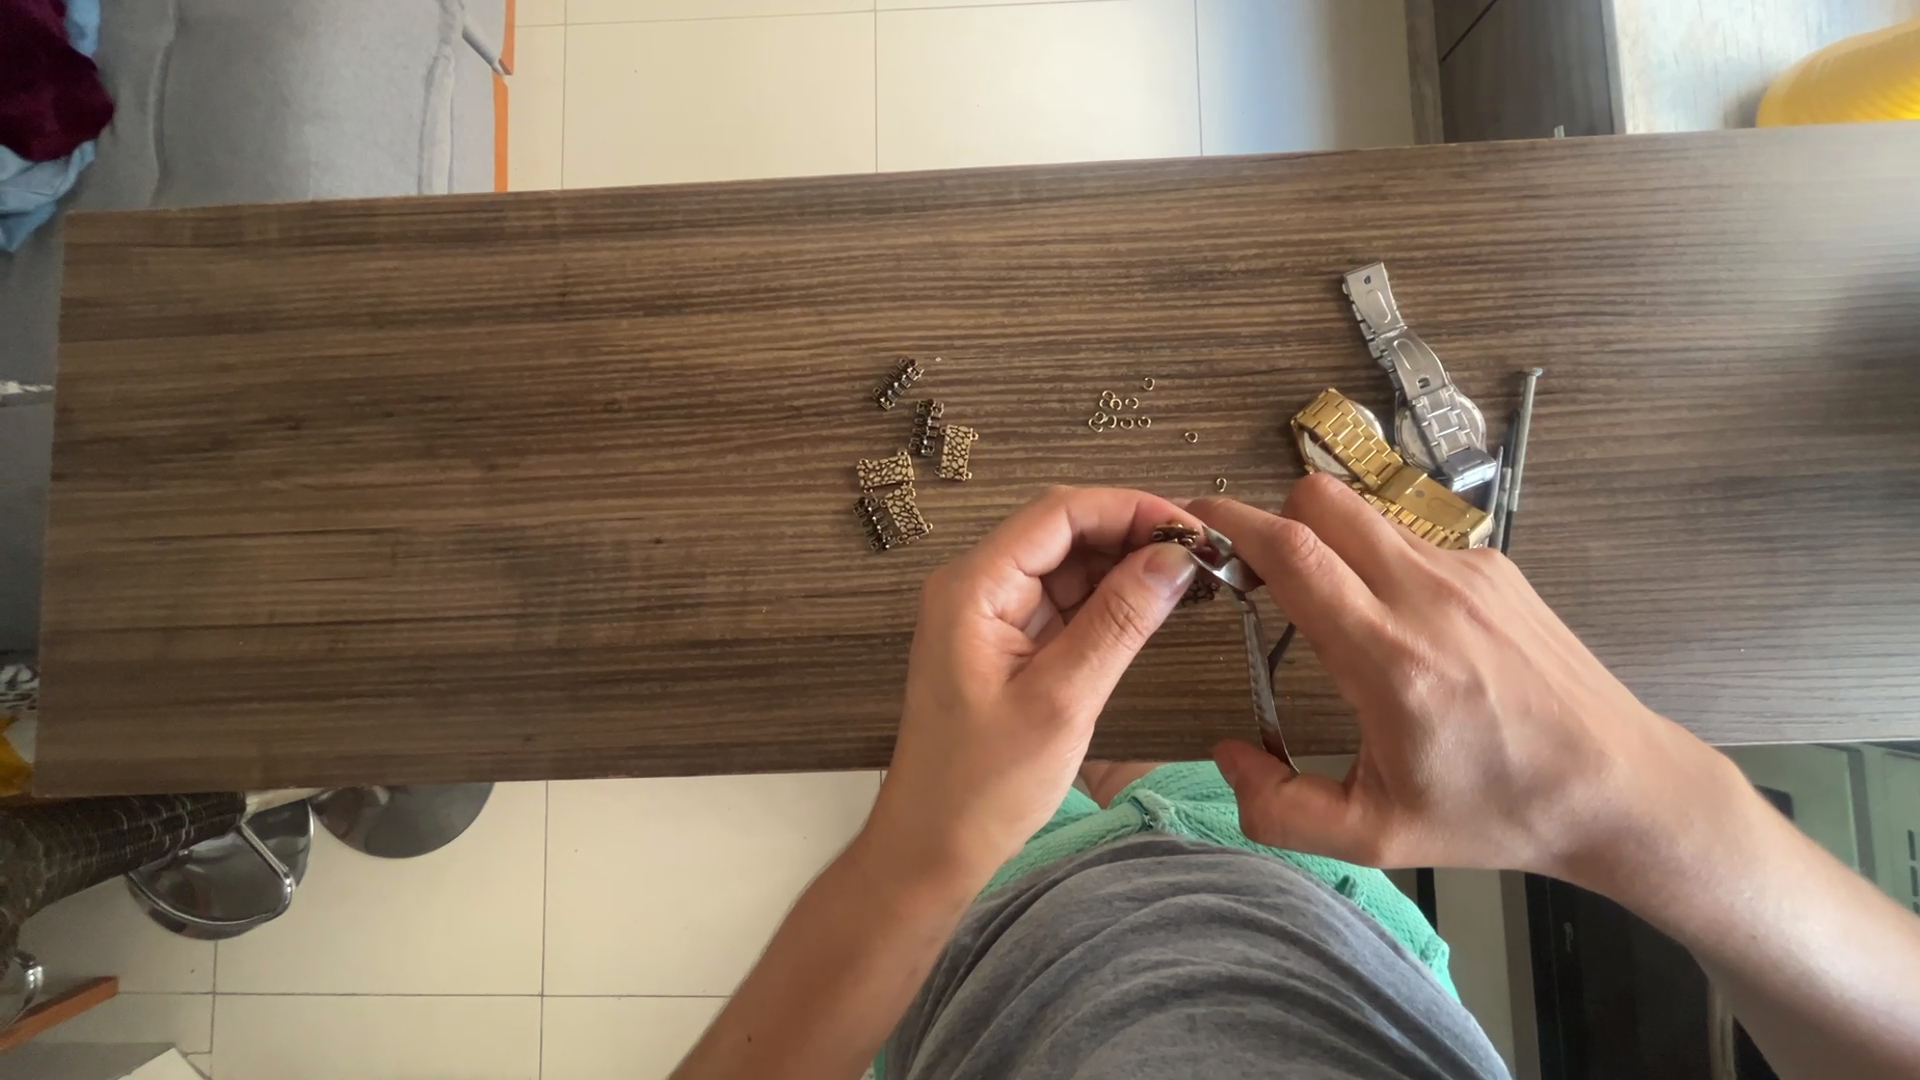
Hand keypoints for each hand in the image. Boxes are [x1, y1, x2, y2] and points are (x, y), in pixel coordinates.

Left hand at [863, 487, 1199, 892]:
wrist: (935, 844)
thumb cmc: (985, 784)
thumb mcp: (1062, 700)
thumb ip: (1119, 622)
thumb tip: (1176, 558)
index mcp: (973, 586)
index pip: (1057, 514)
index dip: (1128, 508)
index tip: (1192, 528)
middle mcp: (977, 584)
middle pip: (1061, 531)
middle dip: (1130, 533)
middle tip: (1201, 555)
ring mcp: (990, 612)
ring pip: (1066, 564)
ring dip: (1123, 564)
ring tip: (1188, 577)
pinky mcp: (1005, 639)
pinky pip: (1062, 601)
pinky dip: (1106, 598)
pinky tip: (1150, 603)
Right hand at [1189, 473, 1729, 883]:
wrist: (1628, 794)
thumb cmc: (1493, 814)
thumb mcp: (1374, 837)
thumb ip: (1278, 808)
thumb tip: (1226, 753)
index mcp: (1389, 659)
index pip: (1294, 553)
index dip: (1232, 524)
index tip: (1193, 523)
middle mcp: (1426, 596)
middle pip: (1320, 501)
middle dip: (1271, 520)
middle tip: (1257, 572)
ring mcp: (1467, 571)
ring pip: (1360, 514)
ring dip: (1321, 541)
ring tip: (1328, 603)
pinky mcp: (1494, 567)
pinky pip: (1403, 538)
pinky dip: (1372, 560)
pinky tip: (1397, 620)